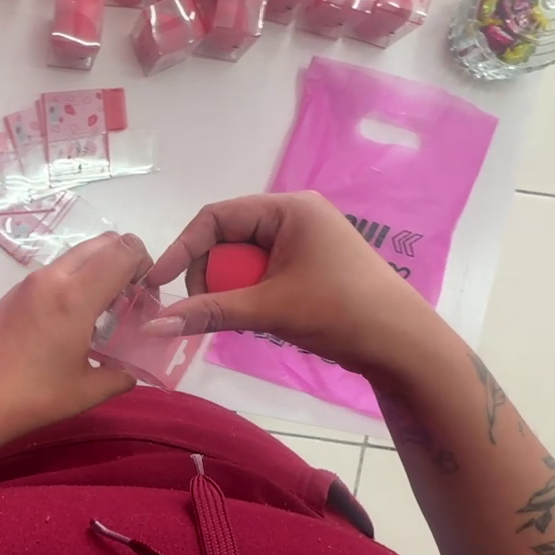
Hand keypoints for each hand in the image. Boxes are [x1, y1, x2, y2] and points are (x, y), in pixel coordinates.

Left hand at [0, 232, 150, 464]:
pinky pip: (56, 272)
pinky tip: (74, 322)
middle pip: (102, 244)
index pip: (123, 251)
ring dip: (99, 271)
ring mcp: (29, 282)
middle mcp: (52, 278)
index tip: (147, 295)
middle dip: (125, 262)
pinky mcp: (14, 293)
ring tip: (103, 314)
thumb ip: (120, 375)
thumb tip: (132, 370)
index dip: (145, 264)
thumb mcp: (86, 391)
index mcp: (75, 296)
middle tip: (130, 300)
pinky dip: (76, 281)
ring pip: (77, 256)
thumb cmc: (30, 397)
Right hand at [143, 192, 439, 376]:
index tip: (159, 282)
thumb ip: (208, 312)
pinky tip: (257, 315)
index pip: (216, 217)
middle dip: (211, 274)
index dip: (183, 248)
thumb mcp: (268, 309)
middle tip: (212, 309)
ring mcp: (301, 242)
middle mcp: (293, 217)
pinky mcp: (305, 266)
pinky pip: (258, 274)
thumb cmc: (340, 313)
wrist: (402, 345)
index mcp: (289, 209)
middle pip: (226, 239)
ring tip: (243, 316)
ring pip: (240, 261)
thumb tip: (152, 325)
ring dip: (230, 289)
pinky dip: (248, 294)